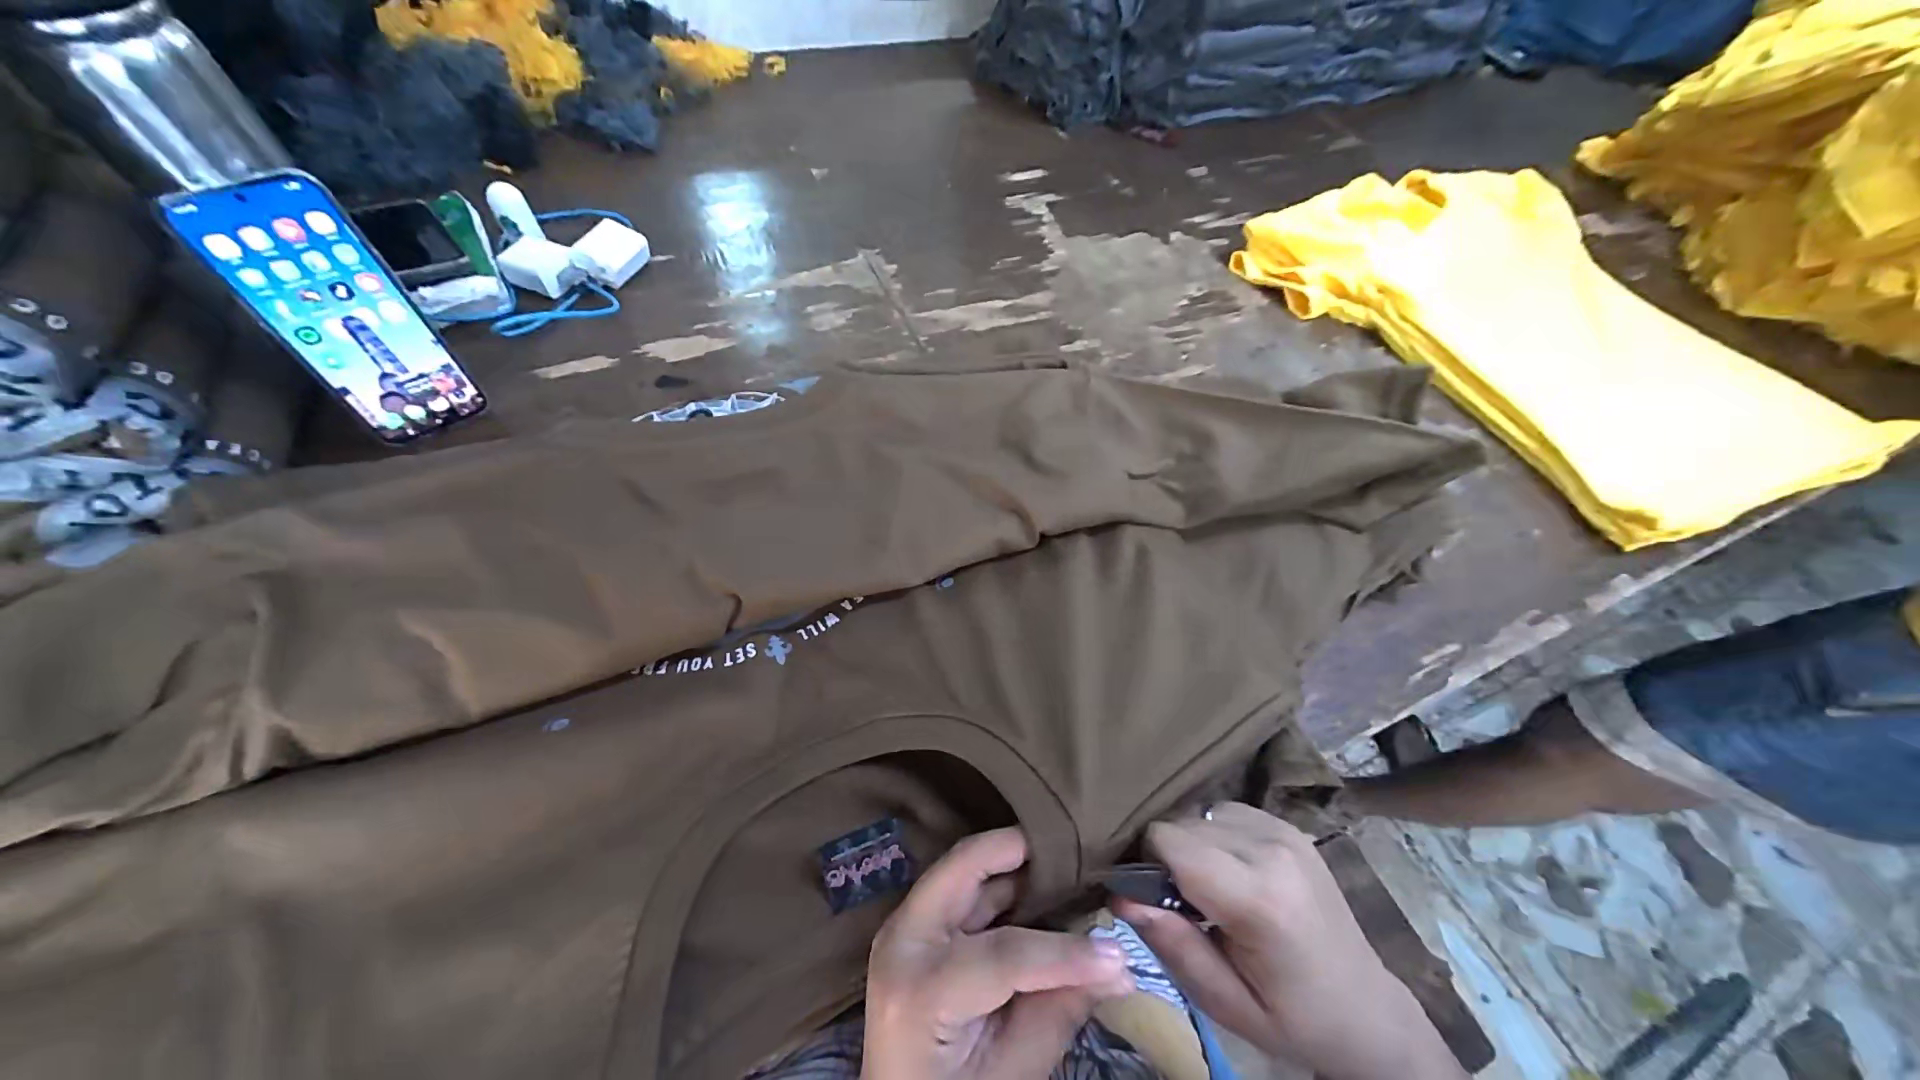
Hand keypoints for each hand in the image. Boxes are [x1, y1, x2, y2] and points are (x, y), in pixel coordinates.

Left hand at [863, 828, 1134, 1079]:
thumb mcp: (1010, 1072)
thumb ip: (1058, 1012)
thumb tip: (1117, 967)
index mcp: (921, 990)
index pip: (1004, 953)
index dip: (1066, 952)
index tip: (1118, 954)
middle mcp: (903, 940)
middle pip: (965, 866)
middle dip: (1020, 847)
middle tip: (1074, 845)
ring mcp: (904, 927)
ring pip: (963, 868)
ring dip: (1015, 862)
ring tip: (1067, 866)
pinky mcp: (914, 924)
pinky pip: (962, 888)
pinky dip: (1002, 881)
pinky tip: (1040, 888)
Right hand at [1114, 803, 1464, 1079]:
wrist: (1365, 1009)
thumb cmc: (1290, 1016)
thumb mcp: (1225, 1002)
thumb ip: (1173, 945)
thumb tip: (1120, 895)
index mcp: (1259, 897)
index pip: (1167, 839)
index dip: (1147, 865)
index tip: (1155, 903)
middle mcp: (1272, 849)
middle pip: (1180, 824)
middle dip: (1168, 858)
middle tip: (1184, 906)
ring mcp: (1283, 830)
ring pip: (1198, 813)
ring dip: (1191, 845)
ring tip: (1209, 890)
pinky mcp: (1288, 825)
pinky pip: (1223, 811)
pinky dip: (1213, 836)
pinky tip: (1231, 871)